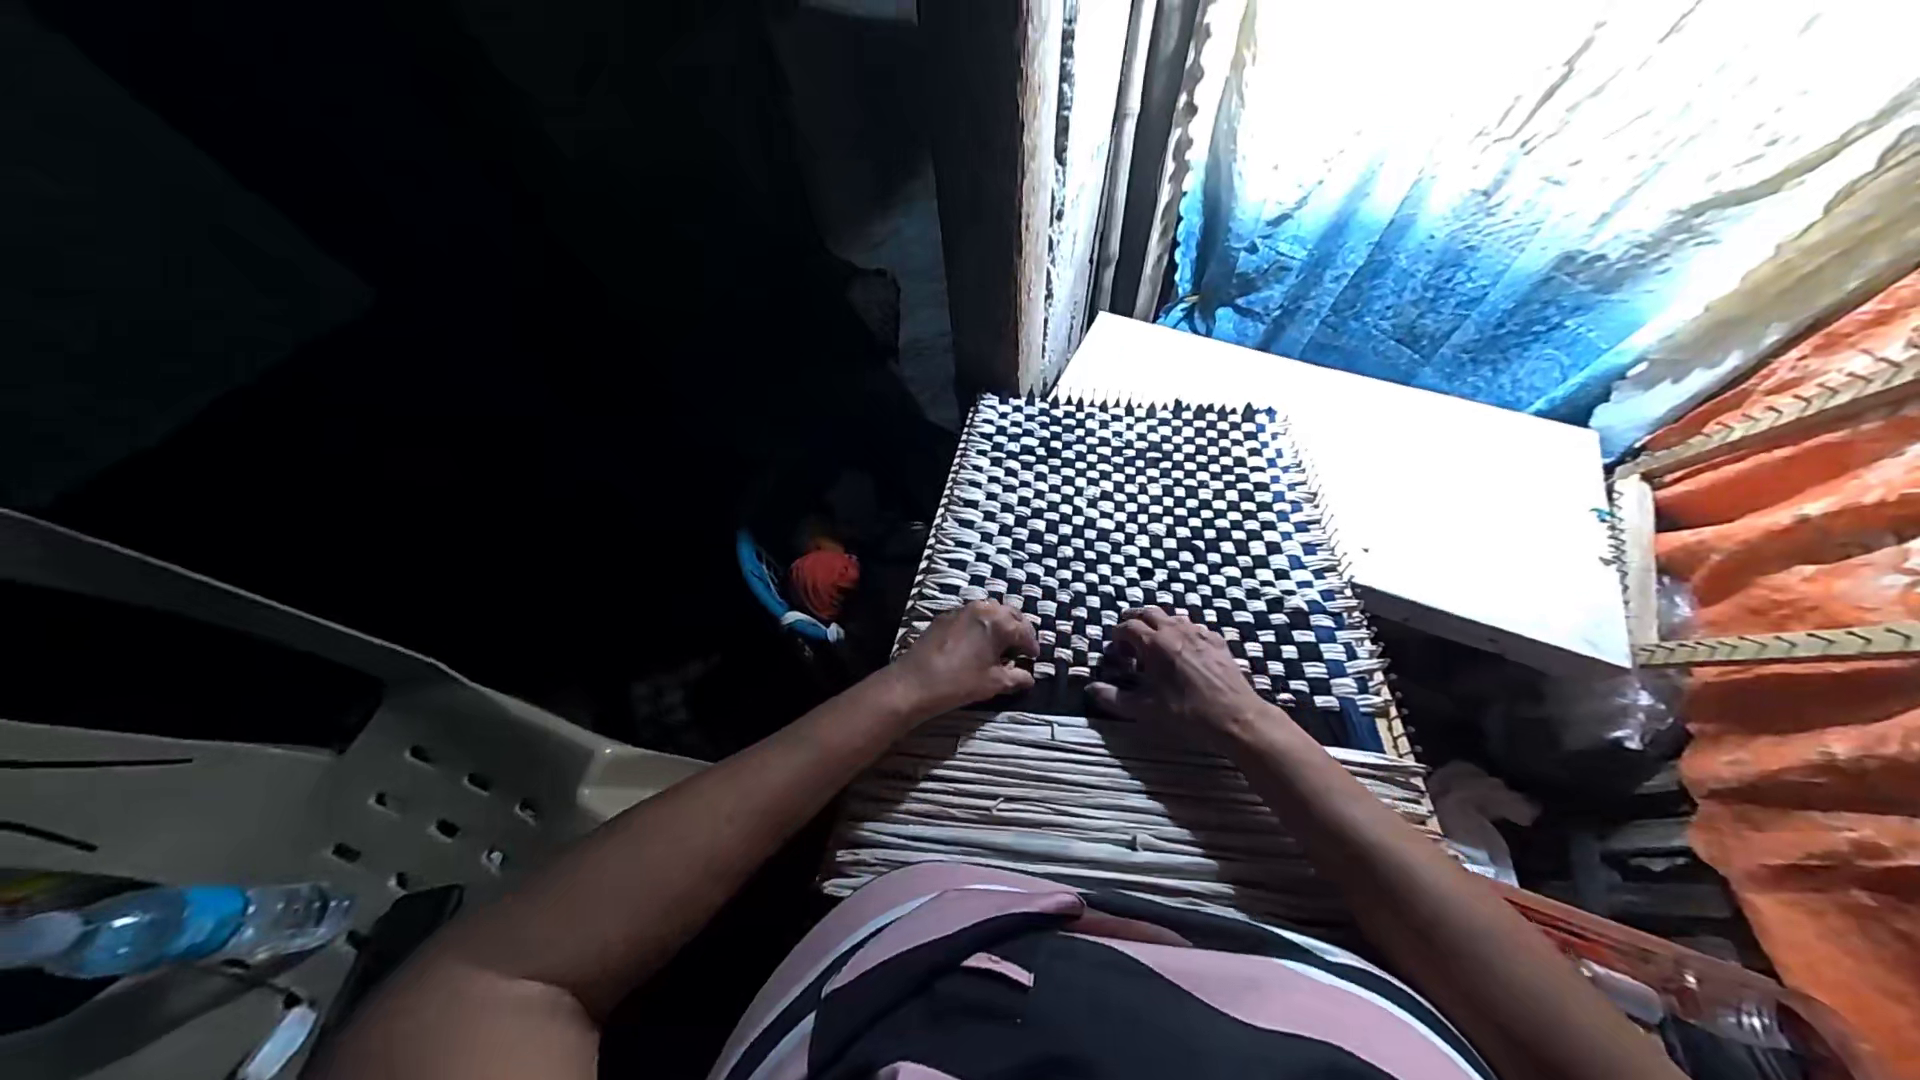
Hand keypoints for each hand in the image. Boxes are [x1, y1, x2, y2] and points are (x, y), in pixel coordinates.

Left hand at [889, 600, 1038, 717]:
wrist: (914, 682)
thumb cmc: (959, 682)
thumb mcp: (994, 683)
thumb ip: (1016, 677)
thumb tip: (1029, 677)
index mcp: (999, 623)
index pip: (1024, 631)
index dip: (1031, 646)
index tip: (1033, 658)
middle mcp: (983, 609)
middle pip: (1009, 614)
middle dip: (1018, 630)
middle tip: (1020, 648)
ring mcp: (962, 610)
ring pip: (990, 610)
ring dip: (1000, 623)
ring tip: (1000, 643)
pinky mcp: (946, 616)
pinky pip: (971, 615)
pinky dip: (981, 624)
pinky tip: (977, 642)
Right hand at [1087, 607, 1291, 741]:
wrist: (1236, 717)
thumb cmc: (1188, 713)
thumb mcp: (1146, 710)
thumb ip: (1114, 699)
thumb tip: (1091, 690)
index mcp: (1154, 644)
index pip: (1127, 627)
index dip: (1117, 637)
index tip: (1117, 653)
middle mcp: (1175, 631)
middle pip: (1148, 612)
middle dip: (1134, 621)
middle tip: (1129, 638)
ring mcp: (1199, 634)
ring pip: (1172, 616)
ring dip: (1158, 624)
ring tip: (1154, 643)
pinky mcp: (1217, 641)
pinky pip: (1194, 627)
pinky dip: (1182, 632)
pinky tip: (1184, 650)